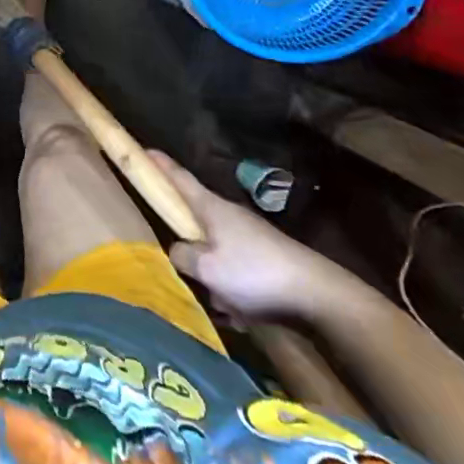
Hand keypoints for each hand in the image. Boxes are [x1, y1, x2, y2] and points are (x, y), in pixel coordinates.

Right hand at [153, 150, 359, 321]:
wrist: (318, 295)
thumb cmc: (254, 273)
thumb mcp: (205, 267)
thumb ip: (181, 255)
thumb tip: (178, 250)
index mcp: (212, 209)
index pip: (179, 179)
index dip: (160, 166)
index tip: (145, 149)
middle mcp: (230, 216)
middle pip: (195, 222)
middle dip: (187, 246)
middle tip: (181, 266)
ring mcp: (249, 237)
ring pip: (214, 254)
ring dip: (213, 278)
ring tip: (222, 303)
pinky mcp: (264, 259)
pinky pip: (235, 272)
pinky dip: (233, 291)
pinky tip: (242, 313)